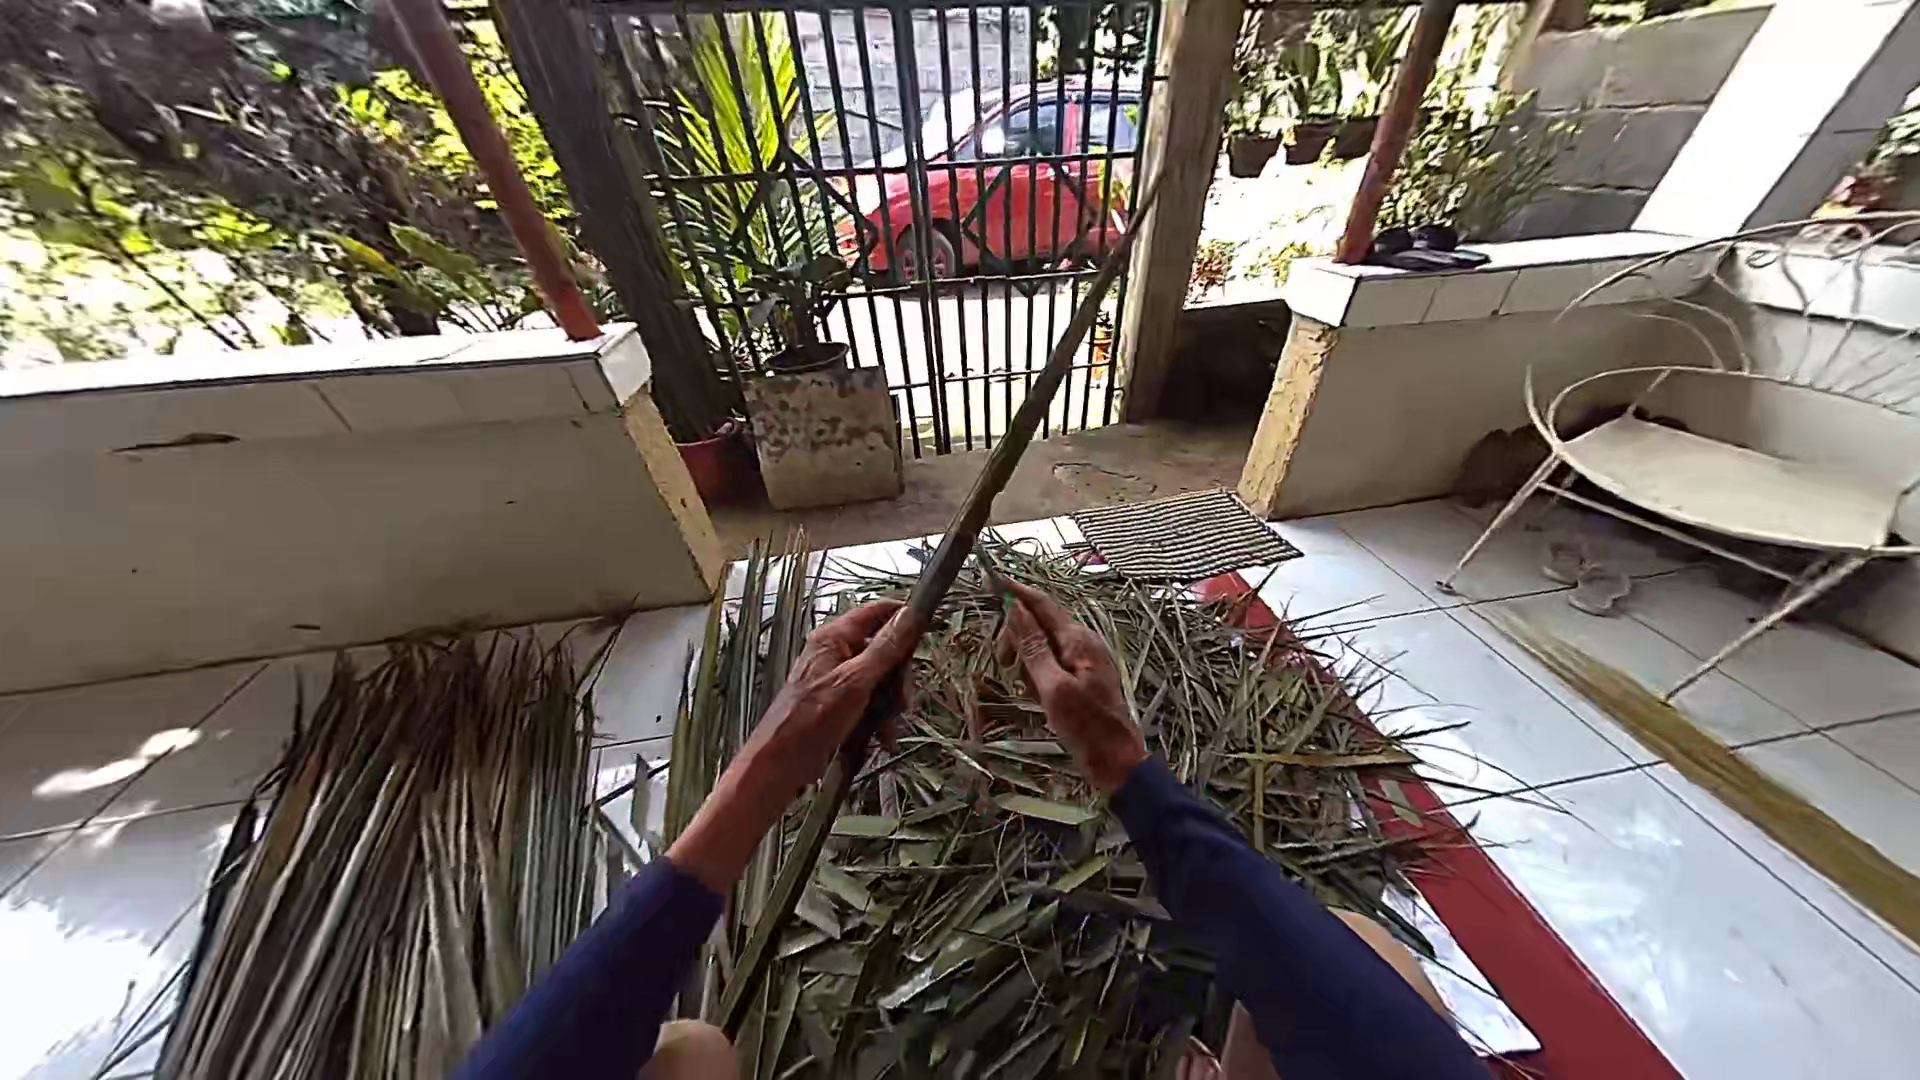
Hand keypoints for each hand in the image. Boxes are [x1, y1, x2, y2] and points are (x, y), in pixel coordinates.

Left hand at [668, 600, 923, 892]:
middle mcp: (837, 651)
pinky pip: (871, 700)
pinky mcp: (841, 702)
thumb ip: (886, 648)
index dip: (904, 619)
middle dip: (899, 677)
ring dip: (891, 703)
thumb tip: (912, 614)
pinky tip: (883, 738)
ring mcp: (839, 677)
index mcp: (834, 637)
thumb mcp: (856, 681)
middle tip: (902, 701)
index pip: (878, 611)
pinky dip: (880, 717)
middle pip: (885, 649)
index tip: (926, 635)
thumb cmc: (813, 720)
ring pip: (882, 678)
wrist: (780, 766)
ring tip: (889, 728)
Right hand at [996, 580, 1147, 792]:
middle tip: (1003, 664)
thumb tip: (1015, 608)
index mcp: (1078, 640)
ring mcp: (1083, 658)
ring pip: (1041, 645)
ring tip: (1027, 691)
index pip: (1041, 603)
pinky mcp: (1081, 675)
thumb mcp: (1053, 687)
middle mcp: (1082, 642)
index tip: (989, 581)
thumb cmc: (1086, 729)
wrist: (1118, 765)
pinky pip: (1050, 663)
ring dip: (1026, 662)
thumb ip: (1033, 646)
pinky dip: (1037, 675)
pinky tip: (1037, 696)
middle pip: (1038, 623)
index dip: (1014, 592)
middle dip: (1016, 638)